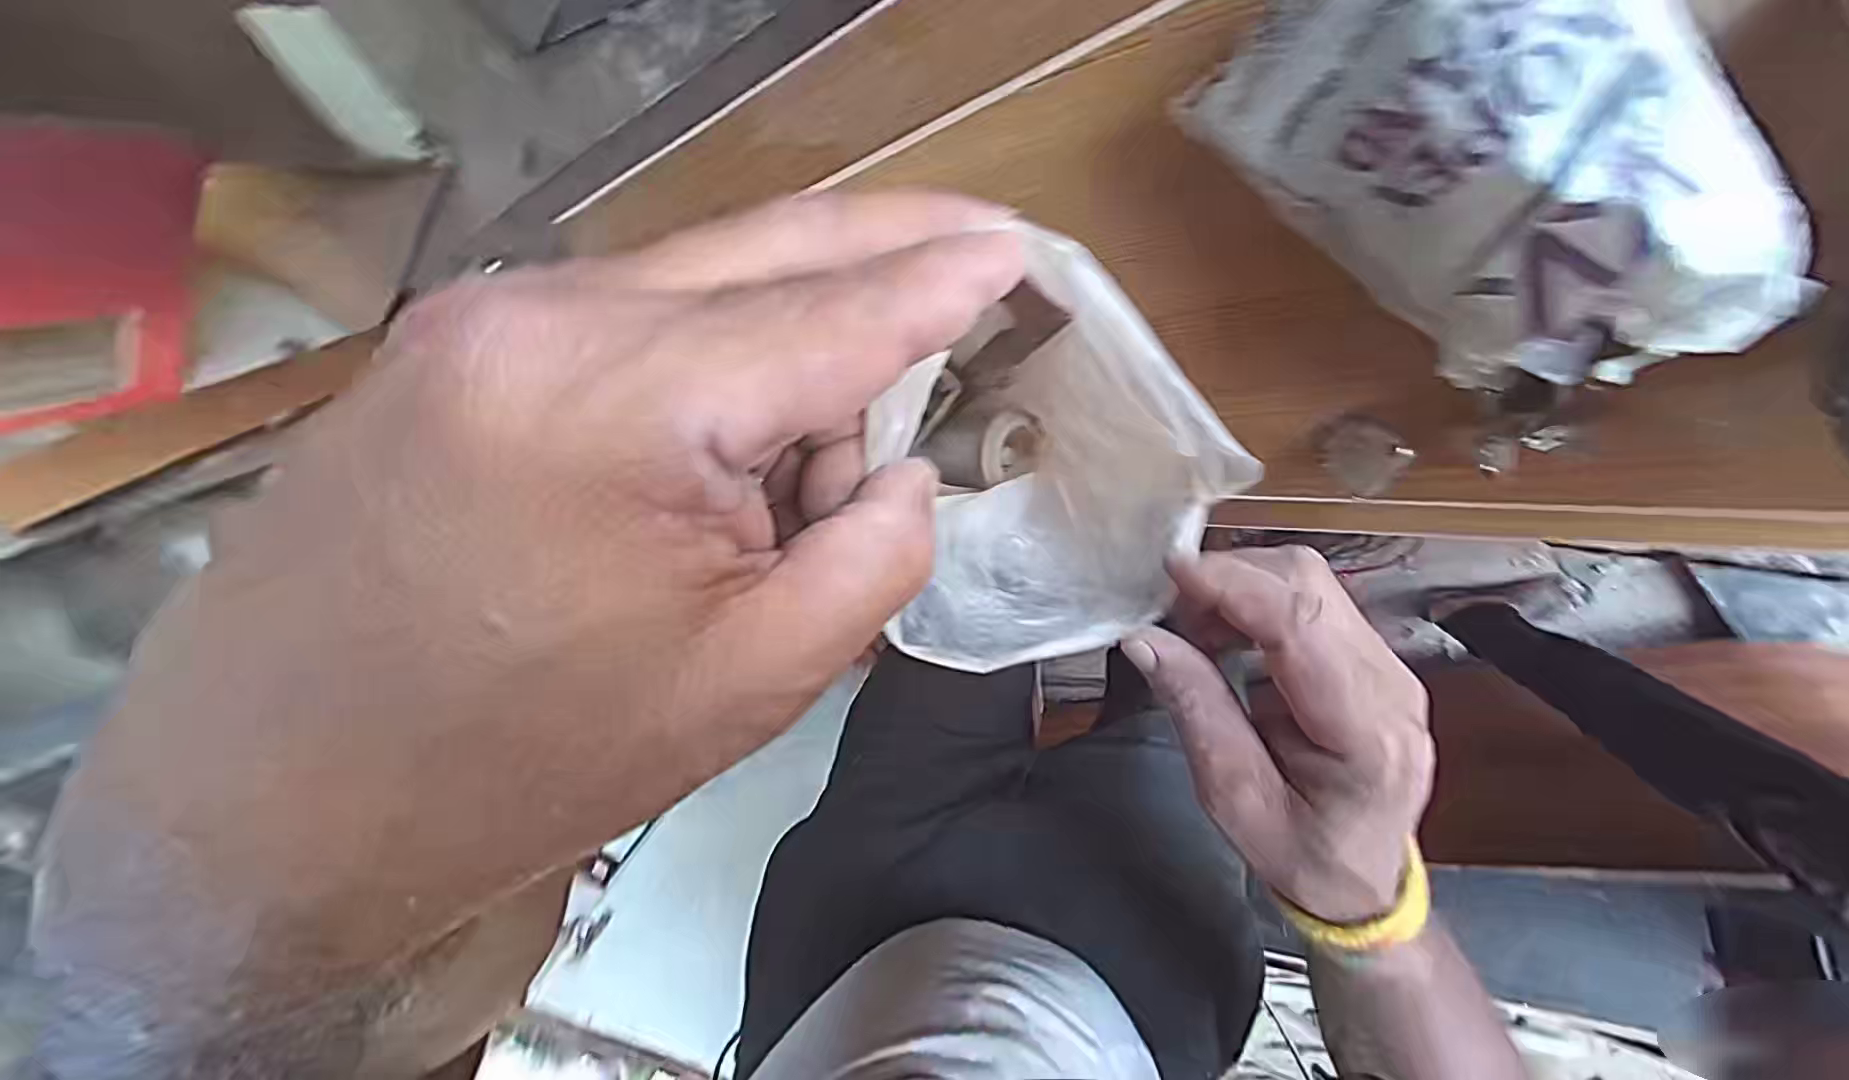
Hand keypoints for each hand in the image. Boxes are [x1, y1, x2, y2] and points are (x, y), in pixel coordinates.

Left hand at [36, 193, 1023, 1040]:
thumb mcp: (758, 674)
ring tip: (807, 500)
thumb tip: (906, 473)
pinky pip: (658, 326)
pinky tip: (739, 471)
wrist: (297, 799)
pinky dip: (736, 374)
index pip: (829, 319)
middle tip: (984, 238)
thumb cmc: (547, 753)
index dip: (936, 286)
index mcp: (621, 403)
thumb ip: (873, 558)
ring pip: (719, 292)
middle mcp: (548, 318)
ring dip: (805, 362)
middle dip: (893, 241)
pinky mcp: (478, 350)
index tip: (1014, 252)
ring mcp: (496, 321)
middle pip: (773, 251)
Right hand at [1122, 547, 1434, 922]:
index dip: (1233, 584)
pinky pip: (1307, 597)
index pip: (1301, 623)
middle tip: (1170, 614)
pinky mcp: (1368, 654)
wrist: (1363, 877)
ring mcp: (1386, 663)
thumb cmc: (1300, 851)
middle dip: (1227, 579)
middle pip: (1308, 584)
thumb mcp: (1232, 794)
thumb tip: (1146, 638)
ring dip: (1236, 587)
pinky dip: (1251, 599)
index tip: (1171, 572)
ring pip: (1307, 580)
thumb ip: (1195, 708)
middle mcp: (1390, 683)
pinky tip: (1224, 634)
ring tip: (1194, 630)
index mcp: (1366, 730)